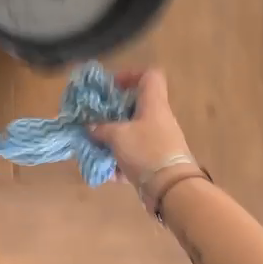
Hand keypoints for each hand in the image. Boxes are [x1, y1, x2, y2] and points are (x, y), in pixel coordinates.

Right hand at [88, 68, 193, 183]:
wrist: (171, 188)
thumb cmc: (146, 151)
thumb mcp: (117, 136)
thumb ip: (101, 128)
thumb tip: (91, 127)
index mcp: (153, 104)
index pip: (150, 76)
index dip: (131, 75)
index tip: (112, 86)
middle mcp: (158, 119)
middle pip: (136, 107)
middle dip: (113, 112)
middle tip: (95, 118)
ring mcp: (158, 141)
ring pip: (132, 133)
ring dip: (113, 139)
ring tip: (95, 146)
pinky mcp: (155, 161)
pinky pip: (134, 156)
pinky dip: (120, 162)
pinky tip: (107, 171)